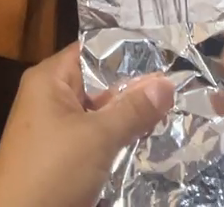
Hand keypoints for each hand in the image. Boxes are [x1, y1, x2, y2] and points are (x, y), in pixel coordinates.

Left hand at [0, 44, 174, 206]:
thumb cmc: (53, 172)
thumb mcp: (98, 138)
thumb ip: (133, 109)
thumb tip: (167, 82)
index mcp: (48, 78)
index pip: (92, 51)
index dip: (127, 53)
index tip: (164, 57)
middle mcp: (47, 97)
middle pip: (97, 83)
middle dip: (132, 90)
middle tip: (176, 89)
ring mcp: (51, 128)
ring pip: (96, 114)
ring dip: (125, 118)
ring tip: (169, 114)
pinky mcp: (57, 157)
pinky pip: (91, 138)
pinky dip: (113, 140)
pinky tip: (143, 143)